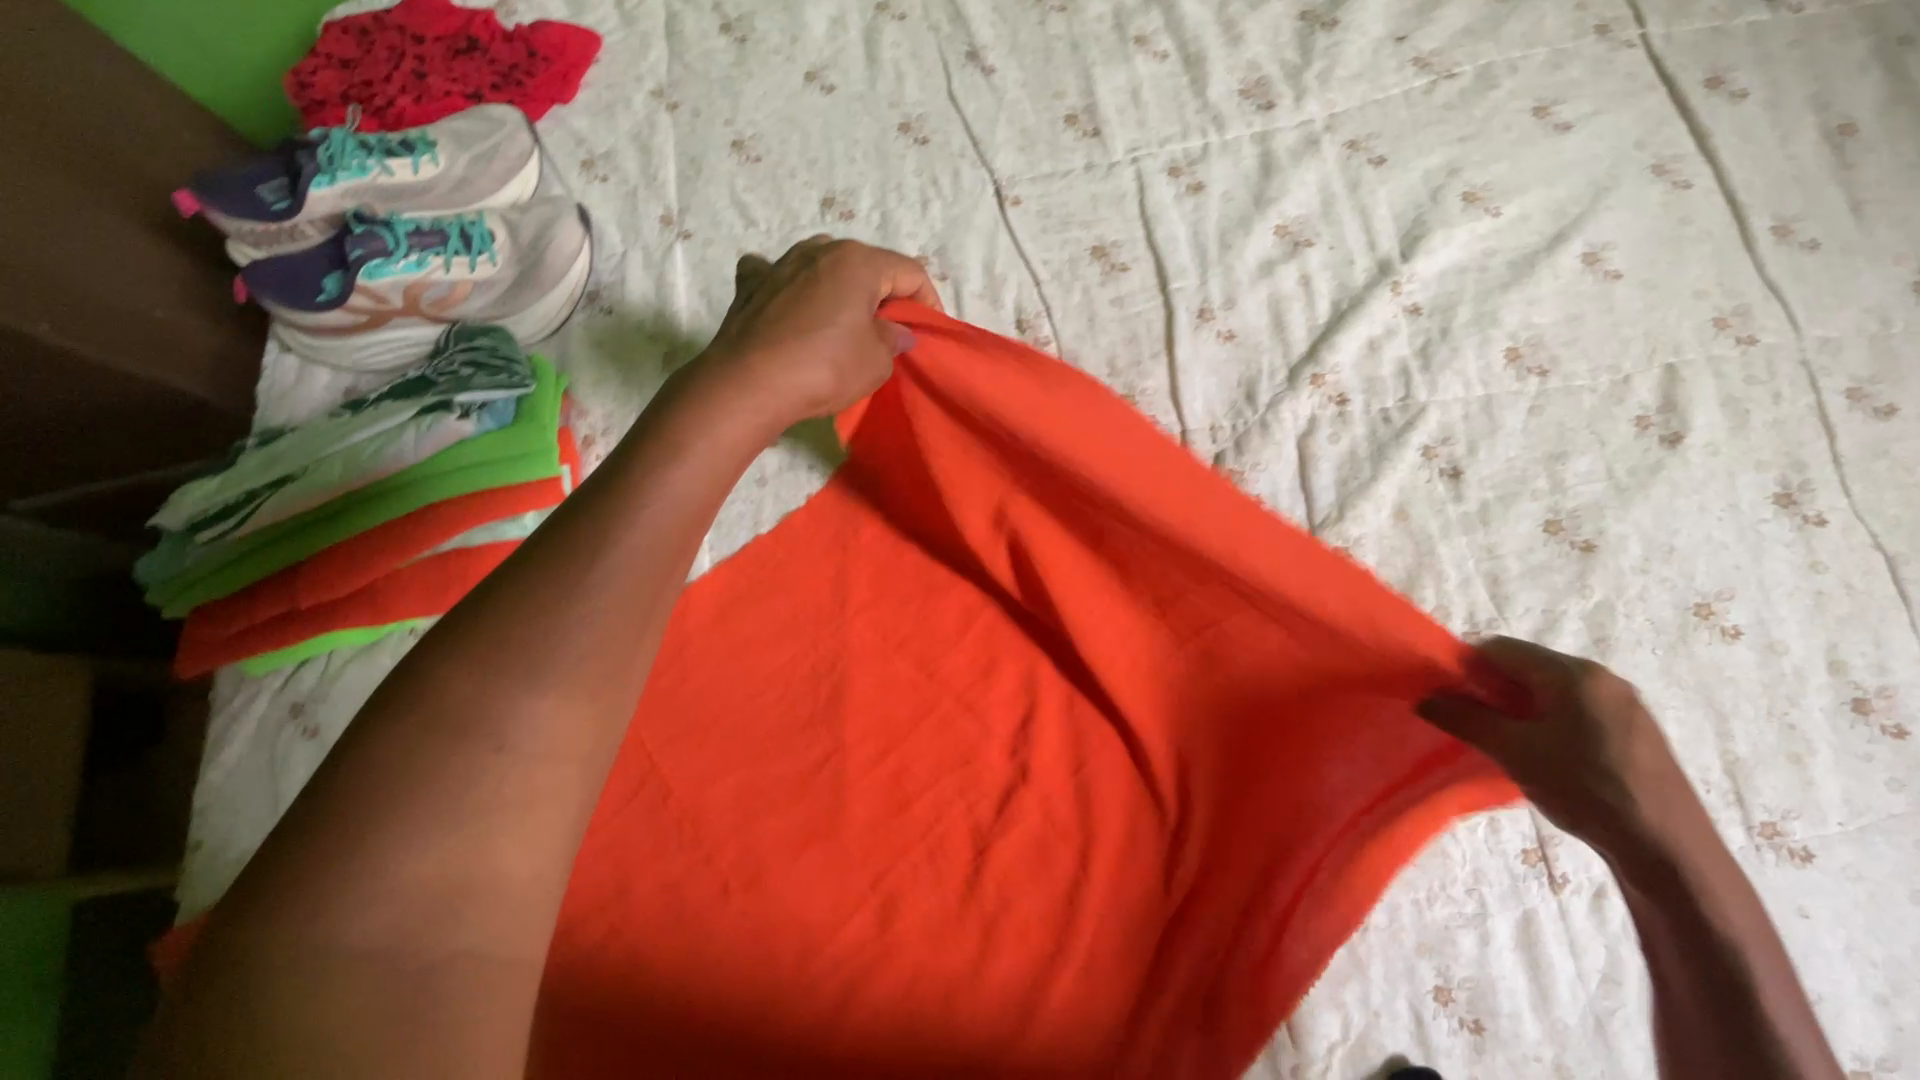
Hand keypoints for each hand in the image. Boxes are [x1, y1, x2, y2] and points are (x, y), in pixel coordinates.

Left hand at [696, 236, 941, 429]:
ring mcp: (780, 263)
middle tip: (889, 330)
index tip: (927, 332)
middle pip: (866, 266)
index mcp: (858, 261)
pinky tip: (789, 305)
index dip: (927, 302)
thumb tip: (895, 332)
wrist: (749, 385)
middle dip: (882, 294)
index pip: (909, 272)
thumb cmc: (824, 368)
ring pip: (822, 265)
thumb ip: (892, 340)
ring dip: (838, 287)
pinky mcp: (751, 285)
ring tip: (844, 320)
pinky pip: (778, 276)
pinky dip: (790, 288)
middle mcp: (819, 250)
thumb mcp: (876, 362)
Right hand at [1417, 637, 1701, 856]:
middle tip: (1469, 723)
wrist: (1667, 846)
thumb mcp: (1513, 752)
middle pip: (1527, 667)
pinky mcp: (1634, 730)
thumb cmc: (1585, 788)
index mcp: (1573, 672)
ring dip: (1518, 708)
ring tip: (1503, 743)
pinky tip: (1544, 756)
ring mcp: (1623, 703)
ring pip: (1551, 691)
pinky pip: (1575, 710)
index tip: (1445, 697)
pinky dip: (1547, 722)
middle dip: (1490, 689)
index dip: (1464, 667)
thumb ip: (1465, 719)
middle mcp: (1601, 677)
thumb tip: (1425, 698)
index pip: (1499, 648)